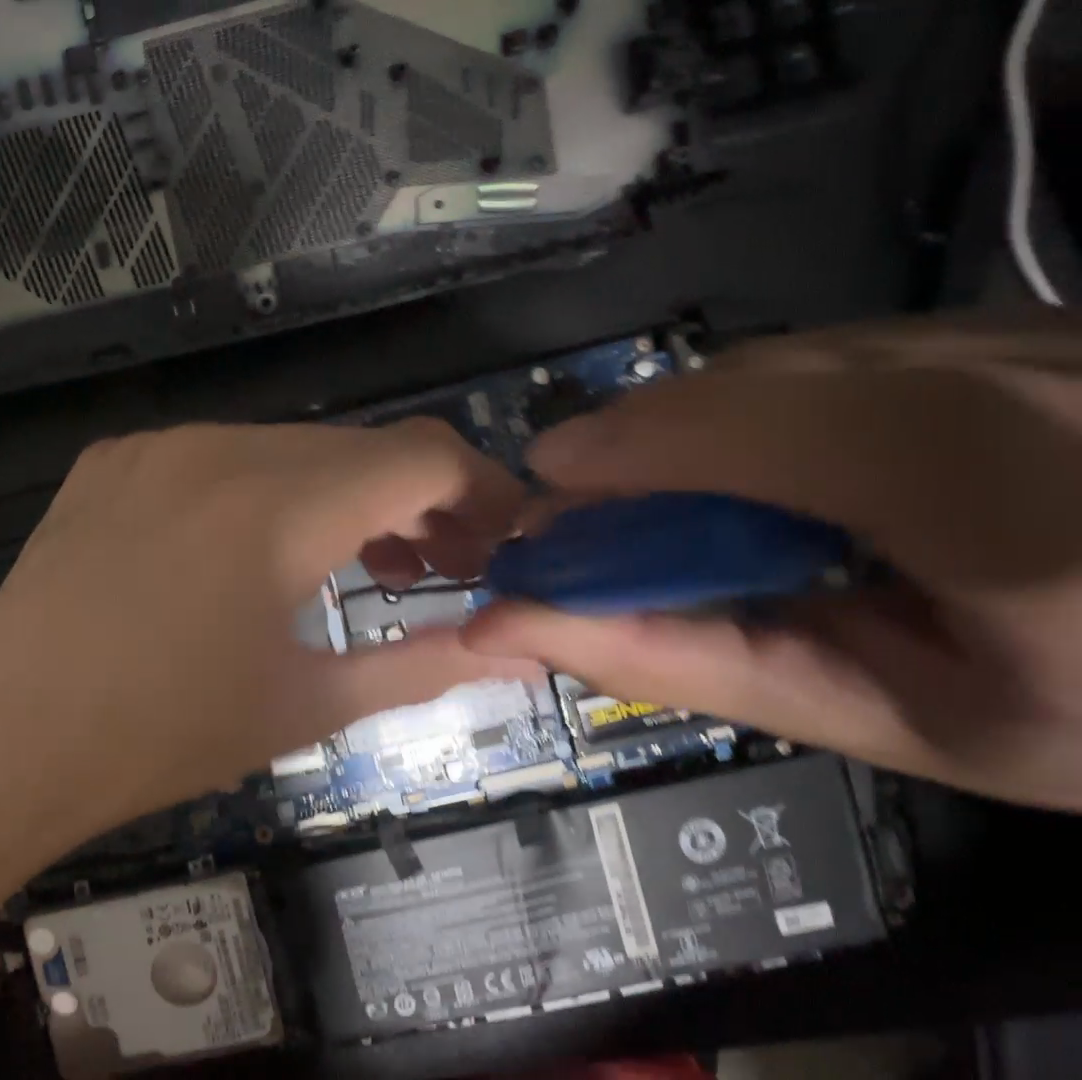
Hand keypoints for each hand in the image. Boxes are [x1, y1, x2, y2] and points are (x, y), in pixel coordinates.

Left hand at [0, 420, 535, 880]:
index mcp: (276, 509)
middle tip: (428, 571)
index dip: (480, 491)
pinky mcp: (104, 461)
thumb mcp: (307, 705)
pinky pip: (208, 456)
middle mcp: (214, 450)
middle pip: (353, 448)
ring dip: (331, 494)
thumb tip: (523, 650)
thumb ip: (424, 664)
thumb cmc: (165, 738)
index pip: (420, 457)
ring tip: (345, 564)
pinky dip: (254, 489)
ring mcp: (150, 448)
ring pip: (281, 447)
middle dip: (409, 501)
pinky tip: (244, 551)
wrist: (13, 743)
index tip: (498, 540)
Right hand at [463, 313, 1081, 810]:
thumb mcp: (907, 721)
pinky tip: (786, 477)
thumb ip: (698, 663)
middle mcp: (1003, 362)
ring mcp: (1024, 326)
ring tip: (685, 514)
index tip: (538, 524)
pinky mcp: (1031, 318)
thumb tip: (518, 624)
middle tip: (599, 535)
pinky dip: (768, 413)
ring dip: (697, 434)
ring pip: (782, 362)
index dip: (608, 463)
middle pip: (739, 384)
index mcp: (983, 477)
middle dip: (636, 454)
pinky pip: (843, 354)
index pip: (735, 426)